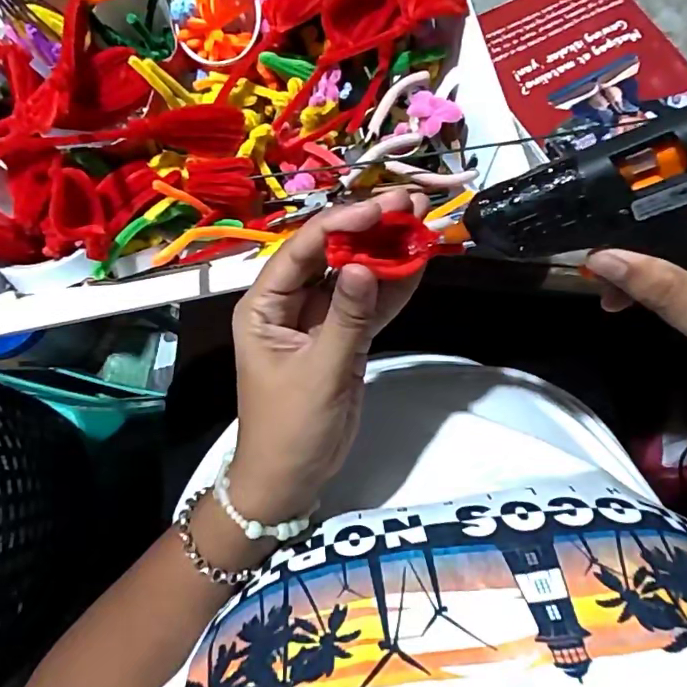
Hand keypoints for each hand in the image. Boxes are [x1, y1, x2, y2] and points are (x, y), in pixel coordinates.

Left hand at [230, 191, 427, 519]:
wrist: (292, 479)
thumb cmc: (290, 428)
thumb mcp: (319, 372)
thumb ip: (346, 319)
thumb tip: (363, 265)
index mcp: (265, 305)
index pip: (302, 251)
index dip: (340, 225)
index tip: (379, 210)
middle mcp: (291, 303)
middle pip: (331, 255)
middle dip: (369, 230)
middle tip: (410, 206)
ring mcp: (320, 319)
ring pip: (355, 276)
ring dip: (387, 253)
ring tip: (422, 223)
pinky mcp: (345, 337)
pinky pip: (370, 305)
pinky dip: (394, 288)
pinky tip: (419, 264)